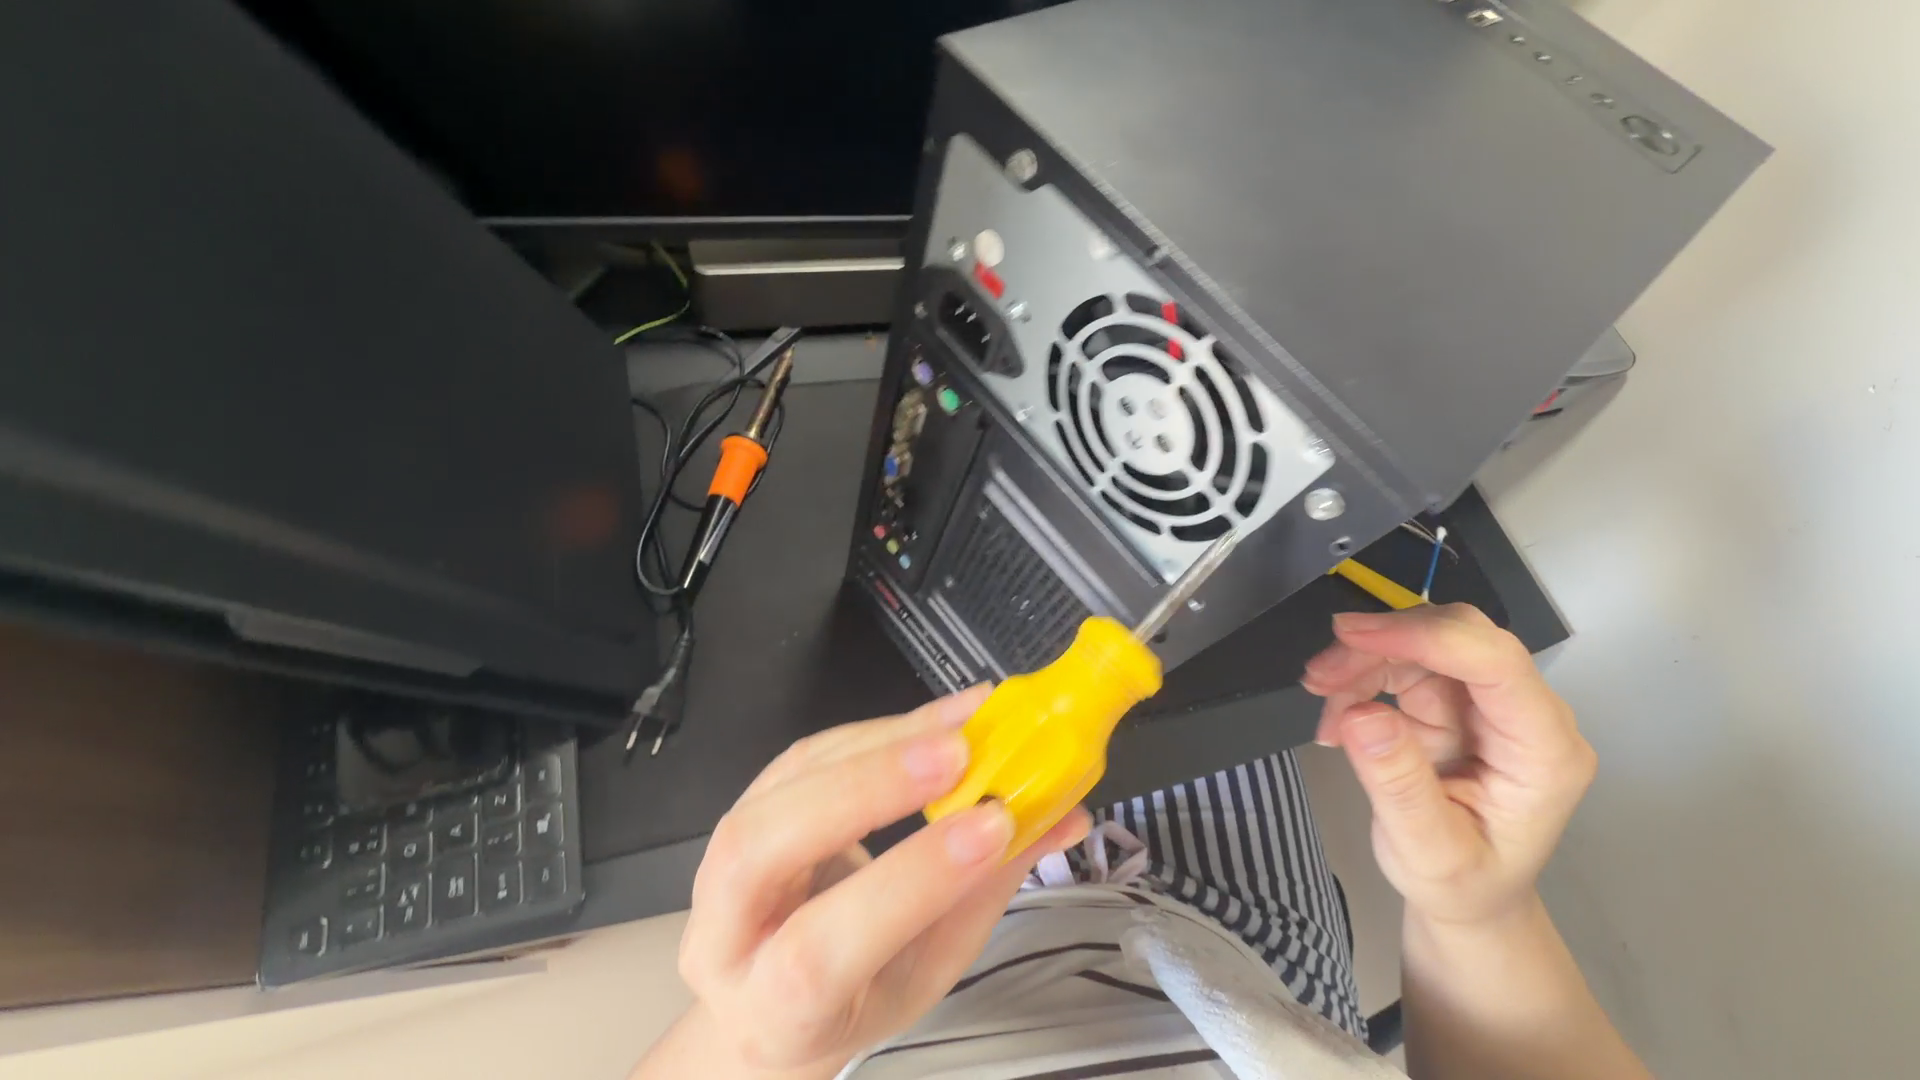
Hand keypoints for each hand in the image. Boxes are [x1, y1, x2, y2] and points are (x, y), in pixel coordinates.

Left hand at [674, 687, 1091, 1074]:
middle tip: (956, 752)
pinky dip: (871, 732)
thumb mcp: (928, 972)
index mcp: (774, 1010)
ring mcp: (717, 864)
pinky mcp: (747, 806)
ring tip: (960, 723)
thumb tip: (1062, 816)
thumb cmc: (859, 998)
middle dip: (864, 788)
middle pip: (758, 848)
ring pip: (778, 787)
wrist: (771, 996)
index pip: (820, 950)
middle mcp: (723, 934)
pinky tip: (929, 721)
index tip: (993, 824)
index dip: (909, 880)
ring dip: (876, 745)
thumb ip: (985, 895)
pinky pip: (801, 756)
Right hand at [1300, 605, 1595, 927]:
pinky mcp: (1451, 701)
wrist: (1467, 899)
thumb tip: (1361, 714)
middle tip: (1319, 673)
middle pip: (1460, 638)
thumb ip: (1398, 786)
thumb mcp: (1427, 852)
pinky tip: (1334, 711)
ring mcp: (1487, 704)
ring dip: (1363, 657)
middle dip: (1384, 642)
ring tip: (1317, 692)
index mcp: (1543, 751)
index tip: (1351, 637)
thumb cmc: (1461, 884)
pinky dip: (1360, 675)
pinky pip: (1403, 662)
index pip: (1498, 664)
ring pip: (1424, 642)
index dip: (1427, 637)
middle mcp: (1523, 714)